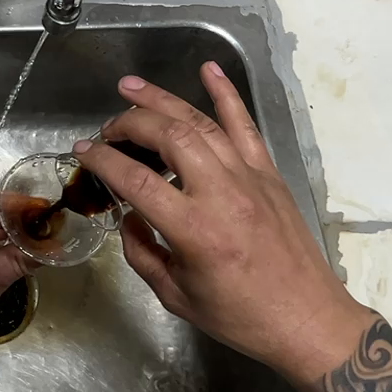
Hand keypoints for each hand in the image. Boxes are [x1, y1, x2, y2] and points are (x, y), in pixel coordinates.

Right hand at [74, 64, 371, 382]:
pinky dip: (226, 93)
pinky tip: (208, 68)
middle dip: (129, 123)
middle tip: (106, 130)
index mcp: (195, 230)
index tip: (82, 152)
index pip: (137, 179)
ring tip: (130, 87)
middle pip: (169, 137)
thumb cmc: (240, 316)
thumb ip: (141, 252)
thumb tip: (127, 216)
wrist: (310, 322)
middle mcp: (221, 193)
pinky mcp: (269, 173)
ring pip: (200, 123)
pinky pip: (245, 125)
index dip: (102, 160)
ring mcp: (249, 177)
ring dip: (162, 100)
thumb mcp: (175, 296)